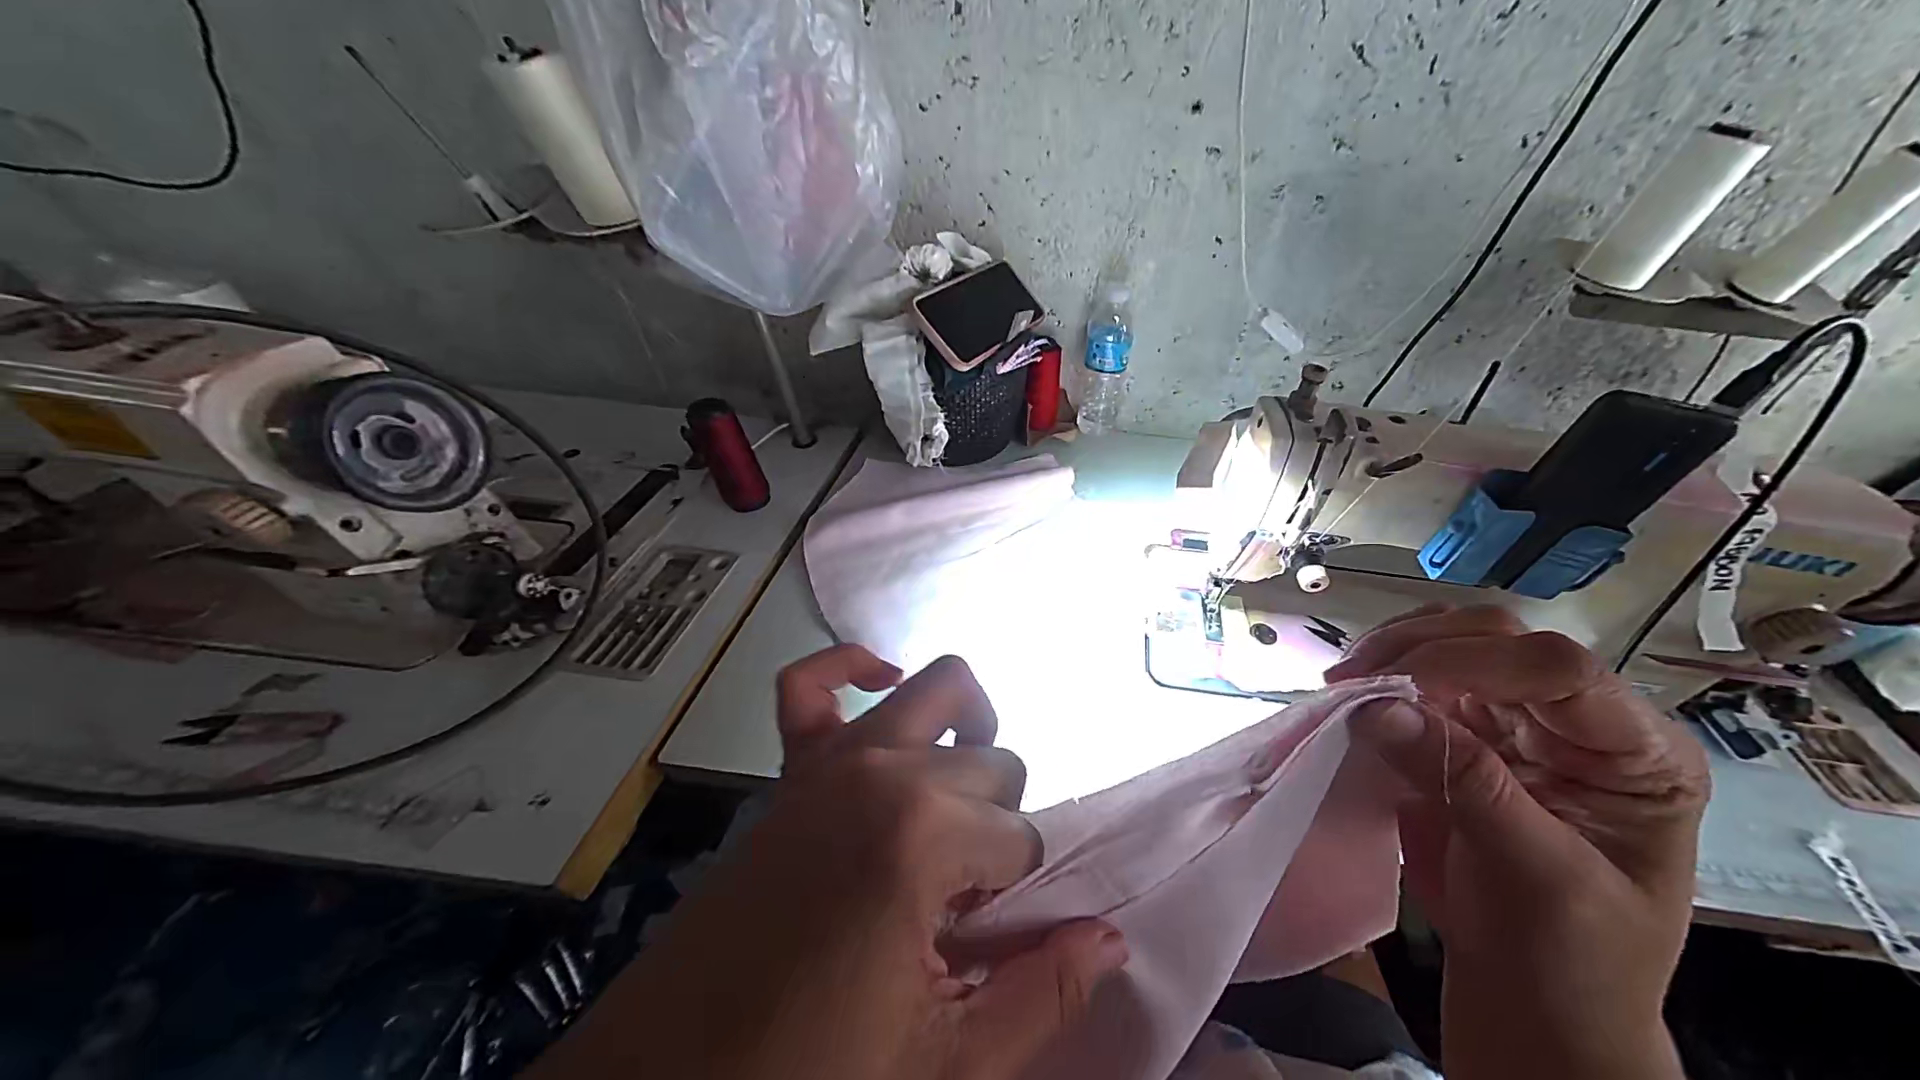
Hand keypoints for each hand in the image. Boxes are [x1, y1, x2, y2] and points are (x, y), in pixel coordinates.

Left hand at [528, 646, 1125, 1079]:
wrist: (675, 1072)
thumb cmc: (816, 1066)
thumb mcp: (947, 1061)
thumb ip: (1044, 993)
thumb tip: (1112, 936)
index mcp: (924, 836)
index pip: (1020, 836)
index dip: (1010, 894)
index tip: (971, 937)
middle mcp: (883, 770)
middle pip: (992, 763)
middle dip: (991, 825)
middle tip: (955, 897)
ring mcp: (831, 756)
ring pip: (940, 692)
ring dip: (965, 737)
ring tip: (955, 802)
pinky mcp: (791, 765)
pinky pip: (811, 680)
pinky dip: (851, 665)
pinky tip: (882, 682)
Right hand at [1326, 605, 1708, 1079]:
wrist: (1534, 998)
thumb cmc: (1569, 956)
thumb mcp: (1536, 875)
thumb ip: (1466, 783)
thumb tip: (1376, 707)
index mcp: (1637, 753)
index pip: (1558, 669)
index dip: (1470, 662)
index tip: (1388, 685)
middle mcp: (1579, 722)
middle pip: (1501, 639)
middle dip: (1419, 647)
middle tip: (1348, 677)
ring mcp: (1517, 722)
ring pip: (1453, 644)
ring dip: (1390, 652)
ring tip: (1342, 681)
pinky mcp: (1463, 732)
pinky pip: (1418, 679)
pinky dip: (1378, 675)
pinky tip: (1350, 690)